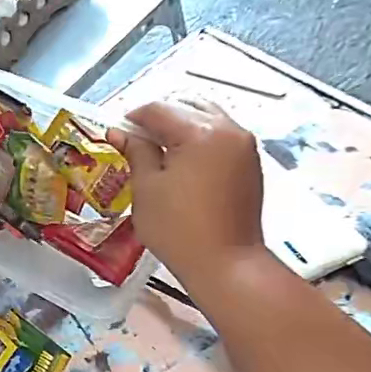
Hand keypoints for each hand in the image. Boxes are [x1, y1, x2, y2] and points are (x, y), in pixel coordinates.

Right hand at [109, 99, 264, 281]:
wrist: (227, 265)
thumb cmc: (179, 230)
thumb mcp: (147, 189)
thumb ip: (136, 152)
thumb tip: (120, 132)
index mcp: (200, 132)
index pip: (159, 110)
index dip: (134, 119)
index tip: (118, 134)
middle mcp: (228, 130)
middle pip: (187, 107)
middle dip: (161, 119)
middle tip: (139, 143)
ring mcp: (244, 146)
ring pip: (208, 119)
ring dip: (182, 128)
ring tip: (161, 155)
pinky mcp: (251, 164)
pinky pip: (222, 138)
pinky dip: (201, 143)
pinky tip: (184, 167)